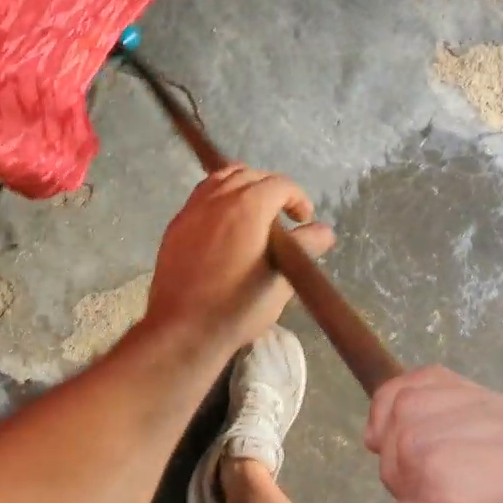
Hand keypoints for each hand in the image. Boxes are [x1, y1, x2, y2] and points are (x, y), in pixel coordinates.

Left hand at [143, 165, 334, 353]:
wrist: (183, 328)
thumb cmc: (237, 305)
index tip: (304, 220)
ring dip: (243, 186)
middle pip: (250, 175)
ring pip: (221, 178)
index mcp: (248, 205)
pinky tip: (225, 224)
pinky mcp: (177, 224)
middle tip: (283, 215)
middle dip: (272, 189)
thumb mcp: (280, 278)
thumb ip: (304, 247)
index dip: (298, 198)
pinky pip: (202, 195)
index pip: (280, 184)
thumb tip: (325, 231)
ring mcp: (193, 208)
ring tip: (255, 212)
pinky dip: (219, 197)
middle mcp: (218, 197)